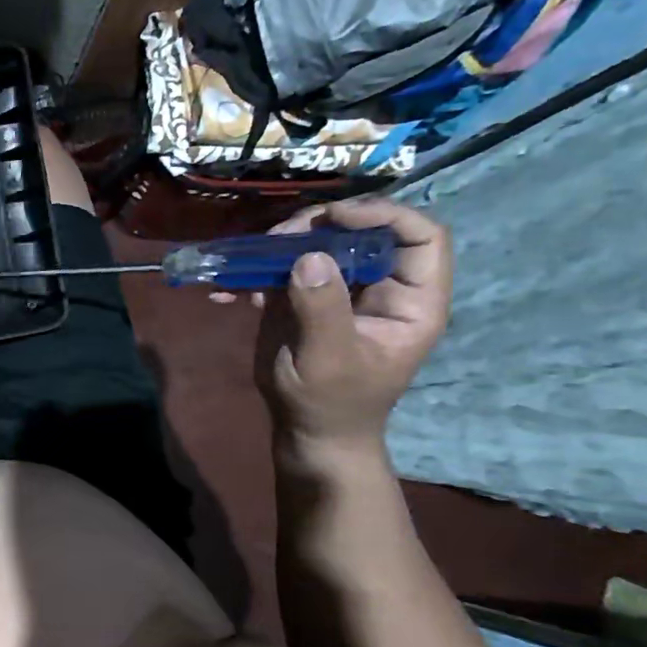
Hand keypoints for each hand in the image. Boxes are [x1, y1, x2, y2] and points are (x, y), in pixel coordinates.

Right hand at [256, 199, 451, 455]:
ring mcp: (340, 290)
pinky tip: (226, 289)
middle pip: (363, 231)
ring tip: (248, 258)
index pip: (421, 238)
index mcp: (410, 301)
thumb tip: (309, 256)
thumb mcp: (329, 360)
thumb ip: (323, 309)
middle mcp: (381, 287)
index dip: (384, 216)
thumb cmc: (332, 402)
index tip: (334, 218)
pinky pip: (284, 269)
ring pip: (320, 243)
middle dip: (320, 225)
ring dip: (281, 243)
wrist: (308, 430)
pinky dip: (253, 272)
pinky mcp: (304, 297)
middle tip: (278, 237)